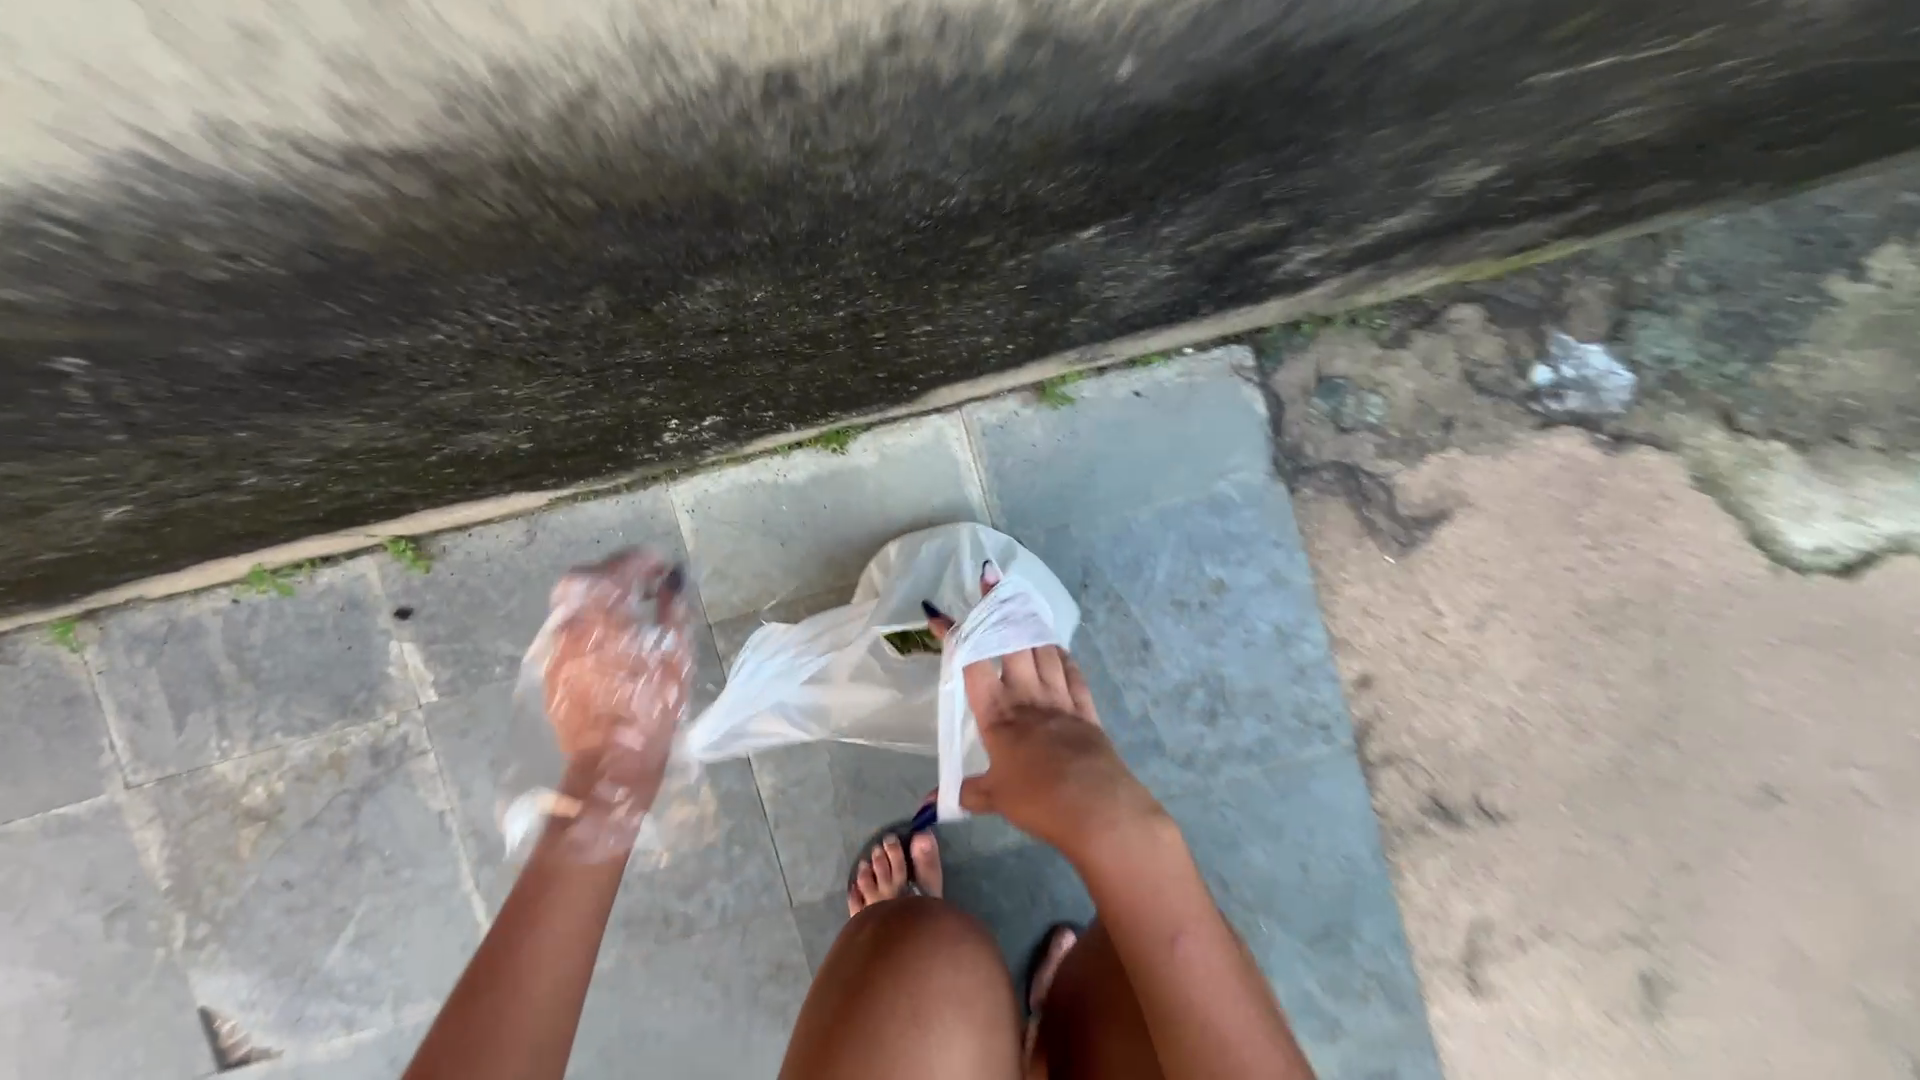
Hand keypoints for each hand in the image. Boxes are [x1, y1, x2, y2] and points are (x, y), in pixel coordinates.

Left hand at [539, 551, 691, 847]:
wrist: (612, 763)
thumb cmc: (652, 707)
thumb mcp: (676, 654)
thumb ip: (674, 609)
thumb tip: (673, 580)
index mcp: (603, 615)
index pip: (620, 569)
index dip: (643, 561)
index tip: (662, 564)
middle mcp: (570, 624)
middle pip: (582, 579)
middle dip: (613, 573)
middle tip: (641, 582)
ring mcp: (555, 647)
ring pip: (571, 604)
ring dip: (599, 597)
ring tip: (629, 608)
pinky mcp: (551, 668)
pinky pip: (568, 630)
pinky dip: (589, 622)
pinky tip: (613, 637)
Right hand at [929, 577, 1164, 863]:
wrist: (1096, 806)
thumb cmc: (1037, 799)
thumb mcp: (994, 798)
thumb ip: (967, 793)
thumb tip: (933, 803)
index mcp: (997, 713)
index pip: (971, 665)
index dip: (956, 637)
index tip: (940, 614)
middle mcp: (1027, 696)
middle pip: (1012, 643)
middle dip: (1000, 609)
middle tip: (991, 582)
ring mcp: (1060, 699)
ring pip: (1044, 651)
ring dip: (1032, 628)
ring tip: (1023, 609)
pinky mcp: (1086, 710)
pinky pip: (1073, 674)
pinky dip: (1064, 658)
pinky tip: (1059, 650)